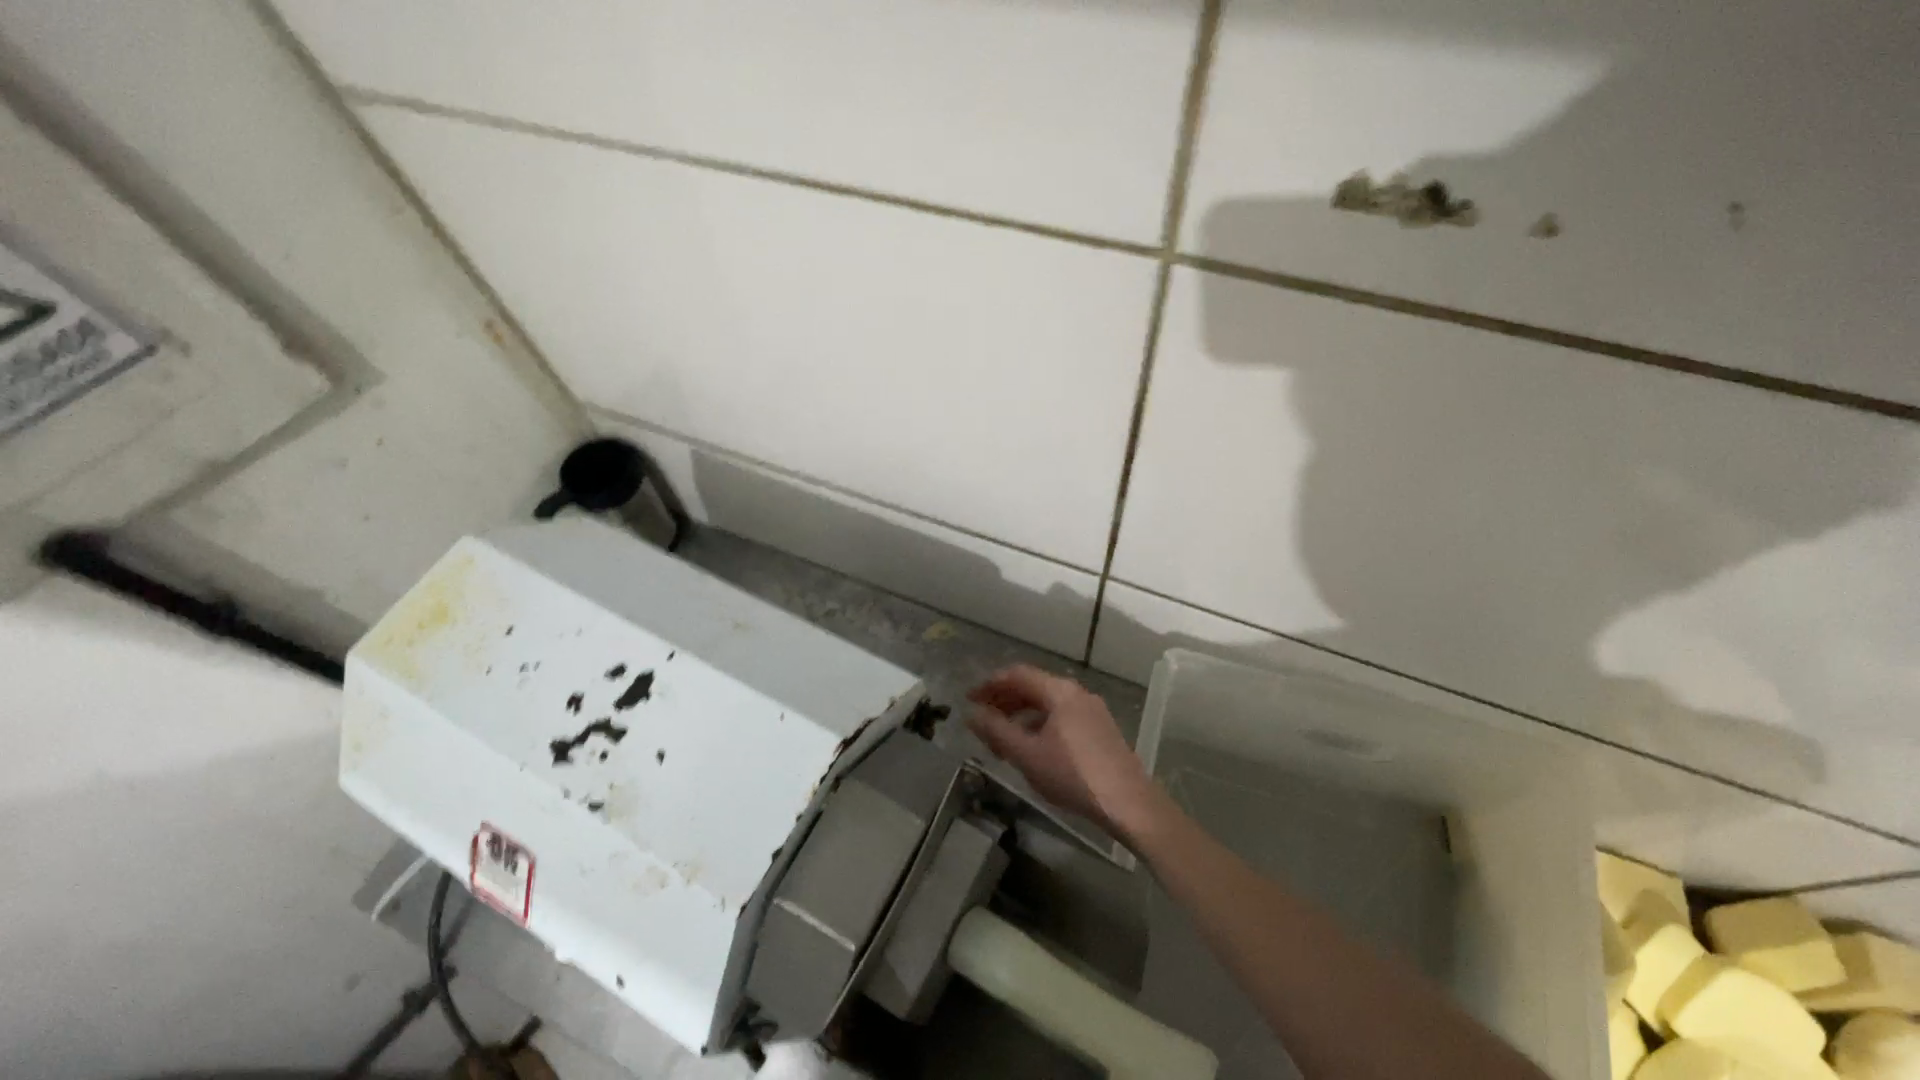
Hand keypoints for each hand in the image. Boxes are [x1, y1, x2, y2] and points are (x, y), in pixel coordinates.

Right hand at [966, 665, 1161, 840]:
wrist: (1127, 803)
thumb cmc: (1072, 775)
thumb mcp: (1026, 754)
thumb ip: (996, 731)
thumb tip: (972, 715)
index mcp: (1059, 691)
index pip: (1017, 675)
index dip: (989, 684)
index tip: (969, 700)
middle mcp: (1077, 693)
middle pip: (1034, 686)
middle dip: (1004, 699)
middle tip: (981, 717)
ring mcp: (1092, 711)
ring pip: (1048, 703)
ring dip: (1021, 714)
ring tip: (1001, 736)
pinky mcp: (1100, 730)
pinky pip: (1062, 716)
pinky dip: (1040, 724)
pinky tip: (1031, 747)